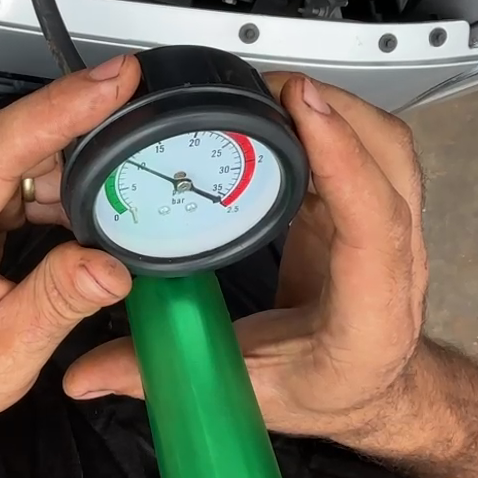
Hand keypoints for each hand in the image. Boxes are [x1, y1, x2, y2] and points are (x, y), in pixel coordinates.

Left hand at [0, 55, 143, 436]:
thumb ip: (53, 304)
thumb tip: (109, 267)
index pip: (2, 146)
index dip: (61, 107)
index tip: (115, 80)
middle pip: (23, 134)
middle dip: (90, 119)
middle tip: (152, 116)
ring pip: (30, 149)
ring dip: (84, 158)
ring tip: (136, 174)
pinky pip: (25, 168)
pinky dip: (66, 181)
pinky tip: (98, 203)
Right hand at [63, 74, 429, 442]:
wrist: (375, 388)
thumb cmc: (329, 390)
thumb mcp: (244, 390)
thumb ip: (159, 378)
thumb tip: (84, 374)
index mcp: (369, 313)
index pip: (373, 223)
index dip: (340, 159)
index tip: (303, 111)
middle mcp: (393, 262)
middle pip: (389, 163)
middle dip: (332, 110)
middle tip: (268, 87)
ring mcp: (388, 227)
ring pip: (384, 145)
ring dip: (334, 105)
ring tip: (271, 89)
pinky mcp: (366, 205)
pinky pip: (365, 146)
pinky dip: (328, 117)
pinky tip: (284, 111)